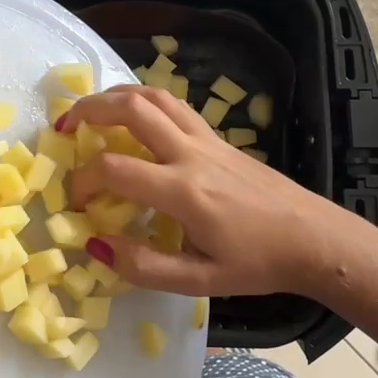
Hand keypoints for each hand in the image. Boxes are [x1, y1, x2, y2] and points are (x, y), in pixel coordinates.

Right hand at [59, 84, 359, 297]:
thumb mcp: (199, 281)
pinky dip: (144, 99)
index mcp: (183, 192)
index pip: (114, 169)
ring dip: (115, 96)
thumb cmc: (257, 264)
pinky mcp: (217, 137)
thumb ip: (143, 266)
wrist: (312, 239)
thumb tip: (95, 244)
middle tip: (65, 127)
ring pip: (154, 96)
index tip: (74, 200)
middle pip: (130, 110)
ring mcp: (205, 139)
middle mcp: (190, 154)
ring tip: (91, 111)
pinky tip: (132, 114)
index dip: (82, 179)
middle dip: (89, 111)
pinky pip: (173, 104)